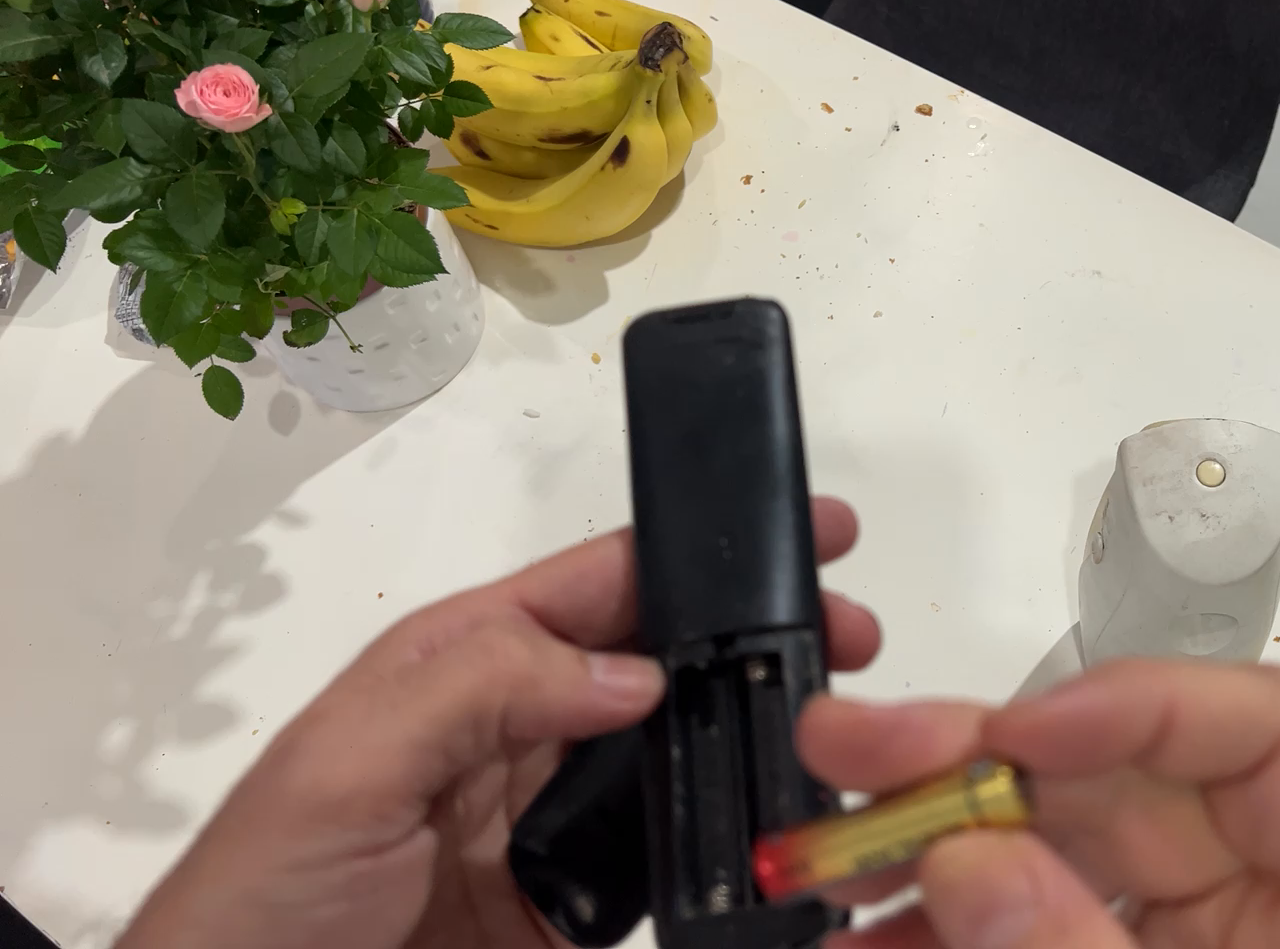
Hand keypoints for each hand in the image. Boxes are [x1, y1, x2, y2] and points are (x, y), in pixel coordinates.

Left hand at [117, 498, 877, 948]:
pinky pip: (682, 822)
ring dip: (764, 705)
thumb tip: (640, 676)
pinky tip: (792, 791)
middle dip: (764, 623)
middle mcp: (538, 712)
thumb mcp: (341, 769)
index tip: (802, 537)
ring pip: (689, 727)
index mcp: (482, 655)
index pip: (615, 577)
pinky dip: (738, 798)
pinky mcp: (592, 882)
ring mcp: (570, 797)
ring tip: (840, 702)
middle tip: (849, 630)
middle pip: (673, 646)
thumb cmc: (262, 916)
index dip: (709, 548)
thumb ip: (481, 685)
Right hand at [797, 660, 1279, 948]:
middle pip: (1118, 776)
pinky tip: (864, 943)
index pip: (1263, 735)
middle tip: (851, 746)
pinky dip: (938, 929)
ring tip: (825, 860)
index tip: (1011, 733)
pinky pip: (1020, 922)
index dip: (1137, 705)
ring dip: (930, 842)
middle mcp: (1258, 904)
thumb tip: (964, 858)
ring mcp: (1176, 941)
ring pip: (1048, 842)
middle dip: (974, 756)